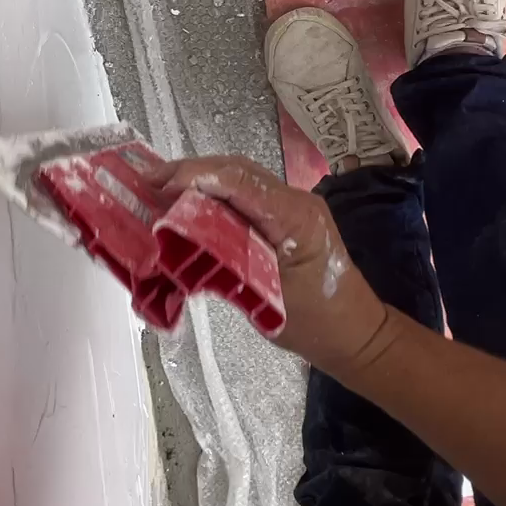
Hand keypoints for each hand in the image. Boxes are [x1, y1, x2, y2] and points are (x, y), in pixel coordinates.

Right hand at [147, 155, 403, 377]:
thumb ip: (226, 263)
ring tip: (159, 189)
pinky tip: (186, 203)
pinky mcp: (282, 213)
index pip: (240, 180)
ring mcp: (290, 202)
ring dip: (197, 180)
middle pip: (235, 169)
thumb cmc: (316, 324)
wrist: (357, 335)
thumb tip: (177, 243)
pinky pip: (242, 192)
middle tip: (148, 183)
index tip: (159, 186)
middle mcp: (294, 198)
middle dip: (189, 172)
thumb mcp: (266, 299)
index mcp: (295, 216)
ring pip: (236, 176)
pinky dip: (210, 193)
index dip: (196, 177)